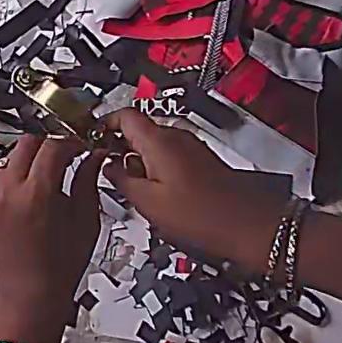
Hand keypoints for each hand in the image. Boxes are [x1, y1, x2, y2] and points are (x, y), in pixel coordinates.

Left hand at [0, 136, 106, 342]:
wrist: (31, 291)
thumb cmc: (59, 266)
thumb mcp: (85, 219)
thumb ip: (87, 180)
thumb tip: (93, 157)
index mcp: (37, 194)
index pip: (53, 146)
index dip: (72, 143)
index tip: (81, 148)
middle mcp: (10, 191)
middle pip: (28, 143)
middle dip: (50, 145)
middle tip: (66, 155)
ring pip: (10, 154)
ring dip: (30, 156)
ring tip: (47, 170)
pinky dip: (11, 170)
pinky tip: (27, 182)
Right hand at [103, 109, 286, 267]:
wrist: (249, 227)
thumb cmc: (205, 216)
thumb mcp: (148, 202)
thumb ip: (121, 180)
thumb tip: (108, 168)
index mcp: (159, 141)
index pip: (124, 115)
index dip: (103, 124)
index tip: (92, 138)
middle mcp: (176, 137)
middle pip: (137, 130)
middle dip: (118, 148)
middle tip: (107, 169)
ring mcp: (190, 148)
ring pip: (152, 144)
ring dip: (136, 160)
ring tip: (132, 187)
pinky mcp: (200, 161)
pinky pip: (168, 156)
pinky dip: (155, 169)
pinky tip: (154, 193)